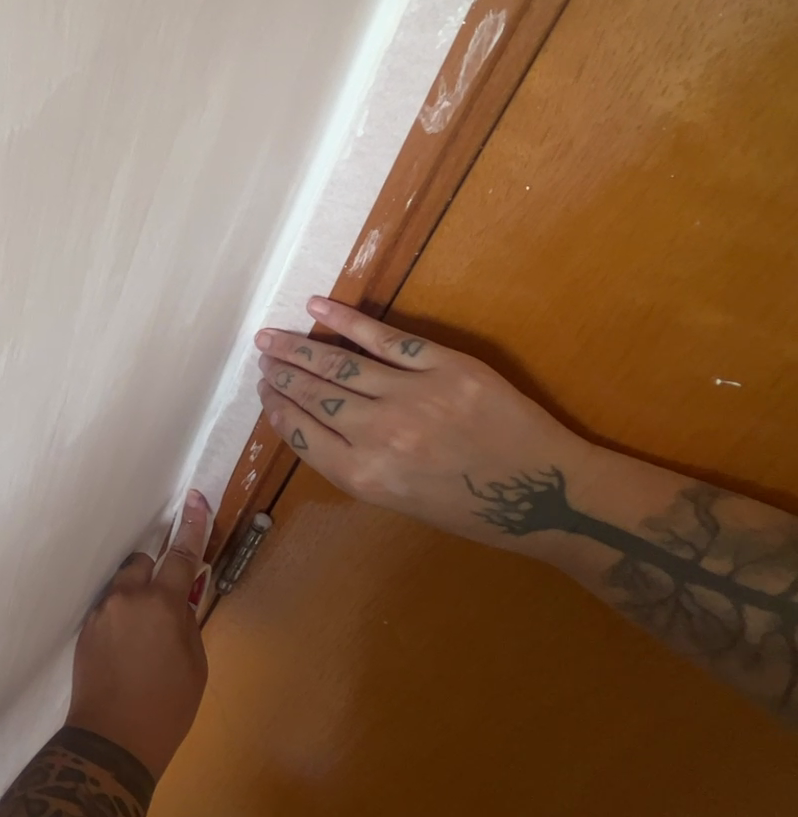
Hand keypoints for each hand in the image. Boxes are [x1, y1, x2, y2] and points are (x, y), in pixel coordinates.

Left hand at [65, 490, 211, 779]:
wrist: (114, 735)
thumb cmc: (167, 706)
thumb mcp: (194, 666)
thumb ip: (186, 624)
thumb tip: (178, 603)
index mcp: (161, 604)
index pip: (181, 556)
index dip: (192, 527)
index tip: (194, 498)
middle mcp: (126, 597)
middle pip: (142, 564)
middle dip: (155, 576)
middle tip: (166, 608)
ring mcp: (101, 610)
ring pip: (122, 587)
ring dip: (135, 599)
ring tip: (144, 638)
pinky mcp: (84, 626)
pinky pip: (108, 609)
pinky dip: (120, 619)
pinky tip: (126, 652)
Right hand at [252, 296, 596, 548]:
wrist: (555, 497)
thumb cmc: (470, 508)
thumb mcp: (394, 499)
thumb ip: (344, 460)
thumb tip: (302, 418)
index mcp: (364, 475)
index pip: (299, 429)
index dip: (274, 406)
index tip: (262, 389)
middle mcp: (380, 435)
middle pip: (312, 394)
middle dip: (280, 374)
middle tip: (261, 356)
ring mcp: (414, 397)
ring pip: (337, 364)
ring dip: (298, 349)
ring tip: (272, 338)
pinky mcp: (448, 368)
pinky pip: (384, 339)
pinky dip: (345, 321)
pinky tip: (315, 308)